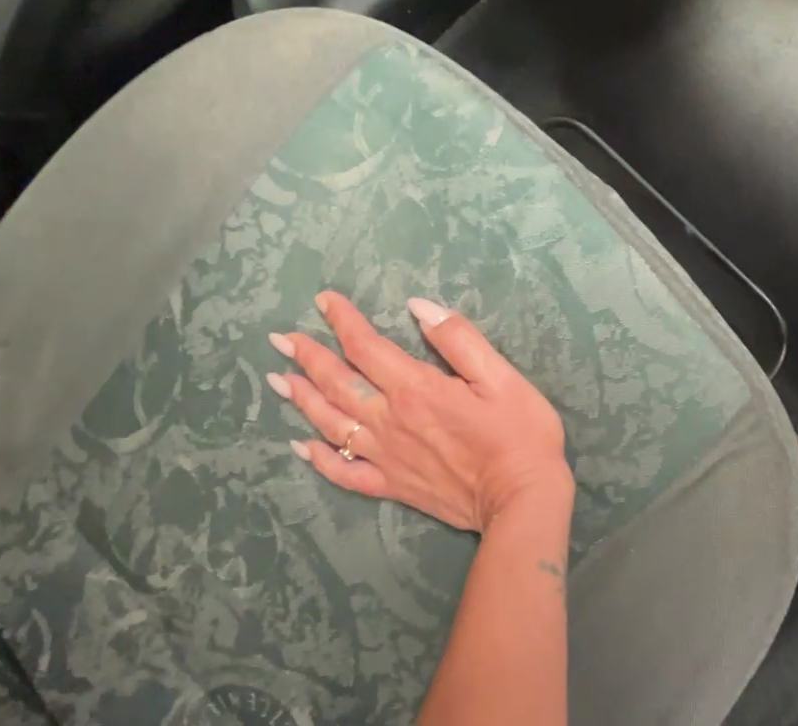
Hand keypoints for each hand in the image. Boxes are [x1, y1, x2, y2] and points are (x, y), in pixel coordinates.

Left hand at [266, 292, 571, 532]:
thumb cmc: (519, 430)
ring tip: (277, 380)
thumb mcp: (501, 375)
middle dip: (308, 357)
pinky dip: (317, 458)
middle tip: (281, 339)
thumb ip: (459, 339)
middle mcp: (389, 420)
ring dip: (302, 399)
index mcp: (415, 388)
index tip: (323, 300)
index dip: (343, 321)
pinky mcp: (390, 486)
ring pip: (330, 424)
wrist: (520, 497)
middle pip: (338, 383)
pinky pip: (342, 473)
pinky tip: (301, 446)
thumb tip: (418, 307)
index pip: (367, 347)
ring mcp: (385, 456)